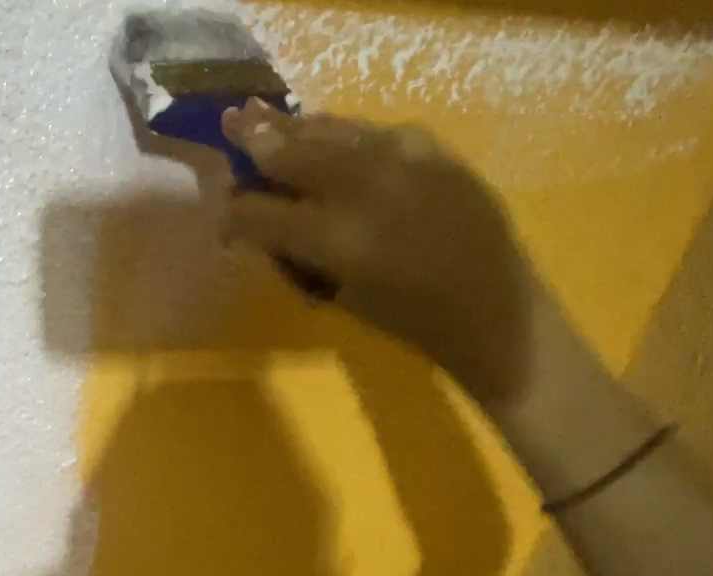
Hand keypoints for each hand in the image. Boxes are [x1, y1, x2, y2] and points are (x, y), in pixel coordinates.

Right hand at [220, 100, 557, 410]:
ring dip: (294, 128)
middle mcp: (363, 185)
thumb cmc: (405, 318)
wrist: (488, 305)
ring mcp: (400, 156)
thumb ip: (299, 251)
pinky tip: (326, 137)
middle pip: (290, 152)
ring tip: (267, 119)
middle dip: (255, 143)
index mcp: (334, 238)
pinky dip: (339, 135)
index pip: (259, 213)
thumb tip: (268, 221)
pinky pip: (368, 131)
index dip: (233, 214)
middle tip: (231, 127)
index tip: (224, 216)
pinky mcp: (427, 145)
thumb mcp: (337, 292)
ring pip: (329, 129)